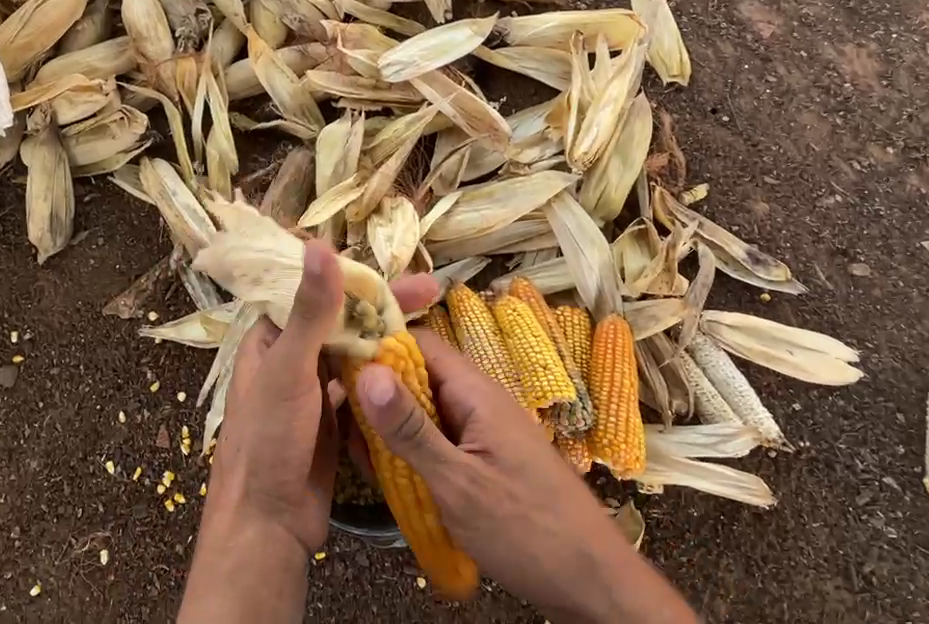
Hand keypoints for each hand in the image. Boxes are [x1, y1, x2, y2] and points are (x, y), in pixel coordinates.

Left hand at [180, 242, 436, 623]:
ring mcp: (312, 390)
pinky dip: (385, 377)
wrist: (267, 523)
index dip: (356, 277)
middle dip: (381, 305)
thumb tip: (319, 246)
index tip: (398, 269)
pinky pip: (362, 388)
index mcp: (270, 336)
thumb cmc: (269, 439)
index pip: (315, 291)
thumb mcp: (289, 368)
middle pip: (339, 319)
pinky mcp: (332, 420)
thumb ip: (310, 311)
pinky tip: (417, 370)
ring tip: (430, 325)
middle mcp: (290, 356)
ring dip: (386, 338)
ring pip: (353, 353)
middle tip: (431, 291)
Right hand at [354, 330, 697, 623]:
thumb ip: (410, 428)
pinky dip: (409, 448)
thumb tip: (365, 370)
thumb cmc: (528, 530)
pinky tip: (385, 471)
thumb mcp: (458, 483)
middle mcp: (478, 399)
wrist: (595, 587)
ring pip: (422, 408)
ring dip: (389, 424)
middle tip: (334, 414)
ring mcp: (481, 430)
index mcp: (475, 391)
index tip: (332, 363)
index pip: (416, 342)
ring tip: (352, 446)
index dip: (374, 346)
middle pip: (415, 374)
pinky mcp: (482, 458)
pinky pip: (436, 437)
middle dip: (375, 391)